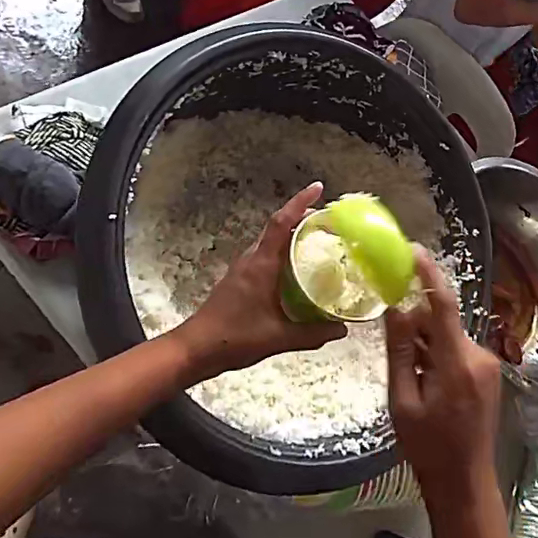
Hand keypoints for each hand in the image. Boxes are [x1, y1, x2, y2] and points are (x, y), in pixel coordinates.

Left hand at [168, 182, 344, 381]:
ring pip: (271, 241)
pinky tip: (296, 267)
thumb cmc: (234, 338)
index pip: (281, 223)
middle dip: (302, 217)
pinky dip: (284, 251)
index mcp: (261, 265)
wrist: (195, 349)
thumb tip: (342, 329)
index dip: (300, 202)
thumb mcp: (279, 338)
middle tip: (328, 220)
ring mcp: (244, 268)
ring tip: (318, 240)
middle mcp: (252, 260)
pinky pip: (266, 254)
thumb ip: (313, 333)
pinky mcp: (240, 279)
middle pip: (278, 226)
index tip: (318, 188)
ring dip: (292, 234)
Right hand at [387, 249, 503, 505]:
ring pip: (448, 335)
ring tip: (411, 376)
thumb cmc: (427, 447)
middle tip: (394, 347)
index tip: (414, 251)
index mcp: (457, 363)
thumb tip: (395, 309)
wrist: (464, 482)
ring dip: (427, 343)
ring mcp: (487, 364)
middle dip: (417, 325)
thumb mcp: (403, 400)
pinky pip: (457, 349)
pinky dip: (438, 354)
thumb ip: (400, 352)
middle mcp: (478, 356)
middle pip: (442, 321)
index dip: (428, 275)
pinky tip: (426, 380)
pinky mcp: (488, 372)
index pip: (443, 305)